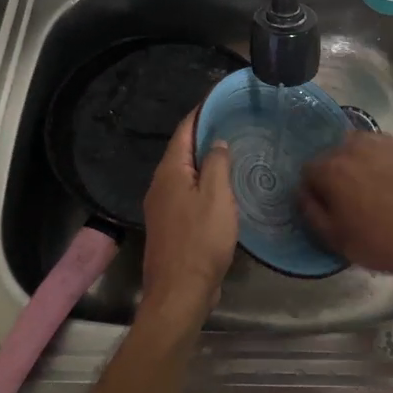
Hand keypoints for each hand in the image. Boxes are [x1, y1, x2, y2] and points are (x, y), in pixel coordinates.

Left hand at [139, 108, 238, 323]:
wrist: (179, 293)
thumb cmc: (200, 241)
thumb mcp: (217, 197)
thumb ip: (218, 164)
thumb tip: (217, 142)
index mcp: (170, 172)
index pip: (184, 130)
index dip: (200, 113)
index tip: (219, 100)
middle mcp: (160, 185)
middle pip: (182, 151)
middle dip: (204, 135)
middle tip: (233, 124)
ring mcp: (162, 207)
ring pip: (185, 174)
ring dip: (205, 162)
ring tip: (232, 152)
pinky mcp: (170, 226)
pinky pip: (187, 193)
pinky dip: (203, 183)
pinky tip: (222, 189)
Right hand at [299, 131, 392, 278]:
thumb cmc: (375, 240)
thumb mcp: (333, 237)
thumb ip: (310, 211)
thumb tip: (302, 193)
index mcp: (330, 169)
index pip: (308, 170)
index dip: (314, 188)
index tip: (325, 205)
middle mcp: (351, 148)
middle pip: (331, 154)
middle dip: (333, 172)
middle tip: (346, 197)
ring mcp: (378, 143)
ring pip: (354, 145)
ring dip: (353, 160)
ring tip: (366, 184)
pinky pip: (377, 146)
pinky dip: (375, 157)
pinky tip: (384, 177)